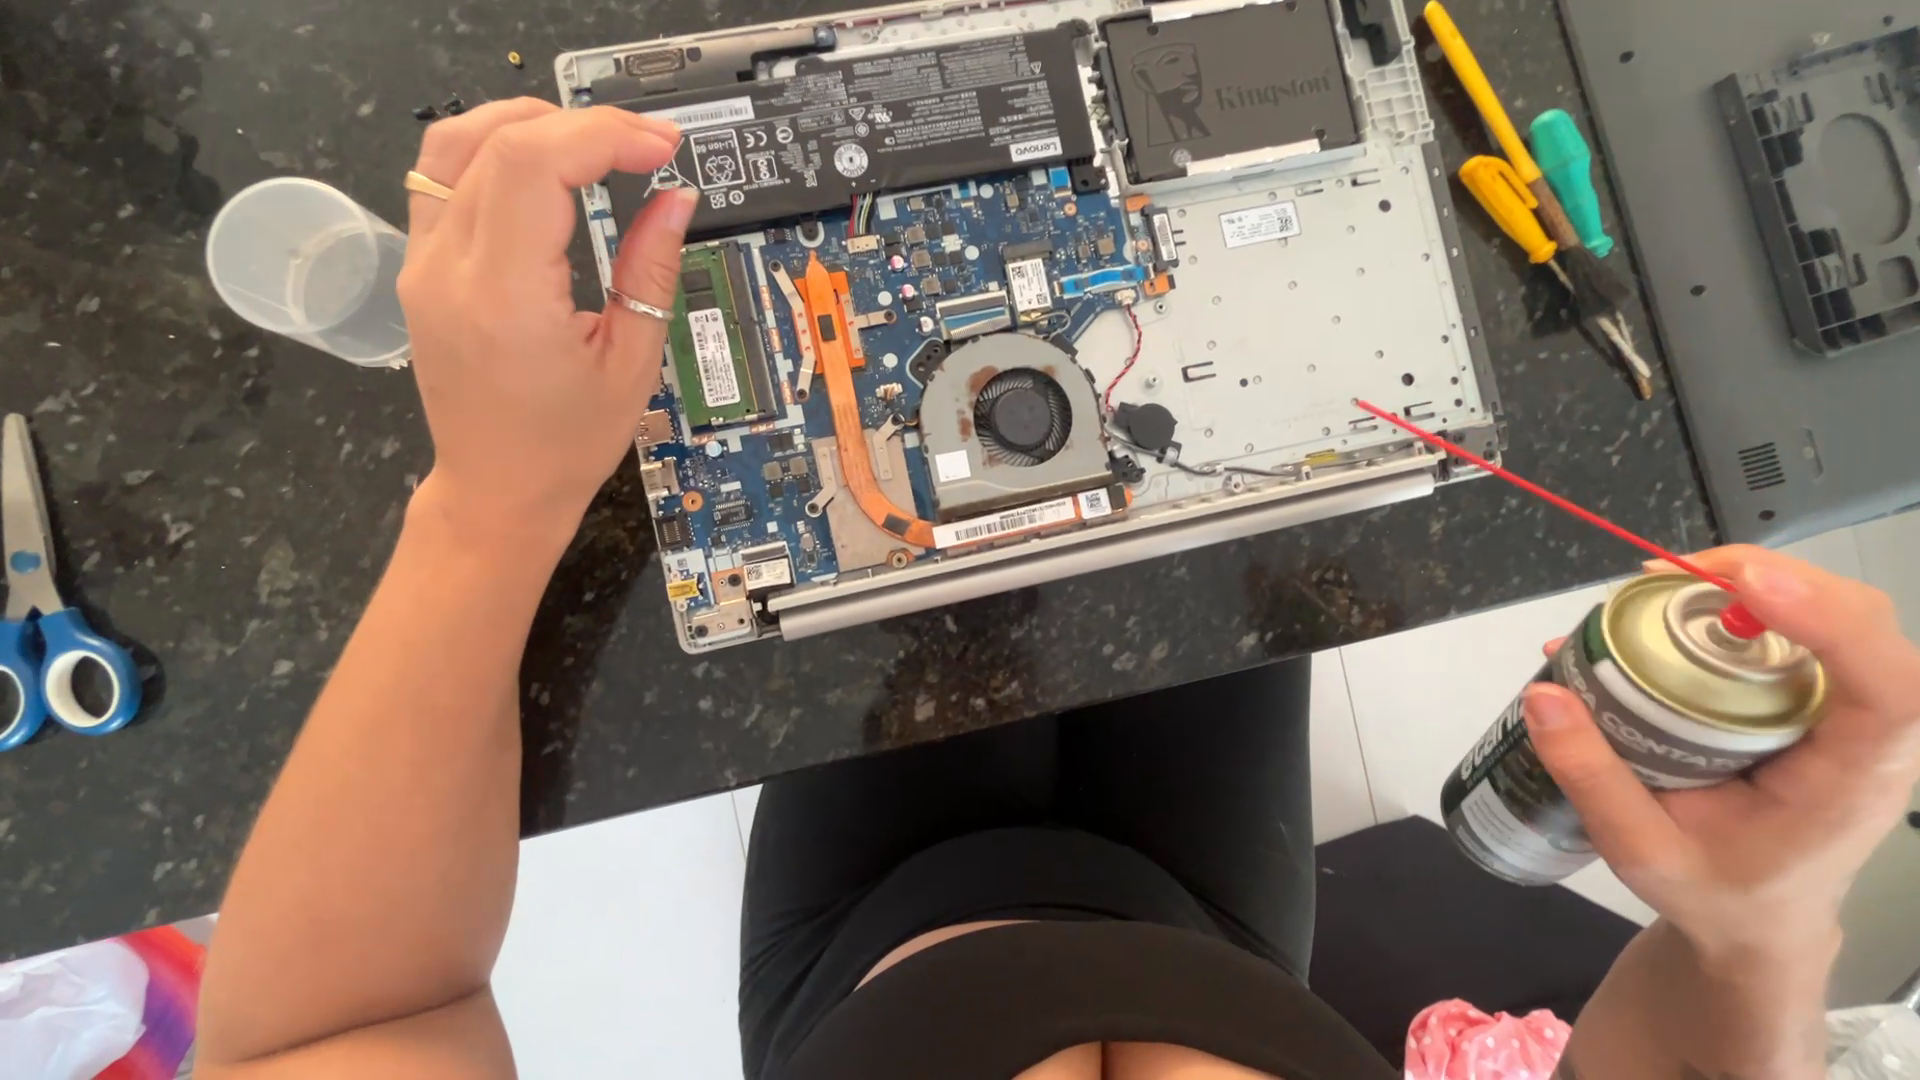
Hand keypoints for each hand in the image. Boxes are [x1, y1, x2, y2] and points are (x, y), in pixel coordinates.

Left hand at [395, 98, 699, 538]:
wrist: (498, 487)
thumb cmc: (570, 442)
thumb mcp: (632, 365)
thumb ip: (650, 271)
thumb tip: (675, 199)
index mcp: (507, 297)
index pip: (536, 166)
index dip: (605, 136)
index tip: (663, 146)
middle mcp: (449, 267)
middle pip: (497, 140)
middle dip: (581, 125)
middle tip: (646, 144)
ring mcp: (422, 262)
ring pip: (455, 142)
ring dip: (529, 123)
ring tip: (595, 143)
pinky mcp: (419, 265)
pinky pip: (442, 177)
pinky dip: (495, 150)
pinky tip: (543, 168)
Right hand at [1525, 546, 1919, 959]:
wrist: (1756, 919)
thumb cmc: (1714, 892)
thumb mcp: (1639, 848)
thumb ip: (1592, 777)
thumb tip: (1543, 692)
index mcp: (1848, 782)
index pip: (1887, 692)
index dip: (1827, 624)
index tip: (1745, 585)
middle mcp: (1862, 738)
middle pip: (1863, 627)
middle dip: (1774, 579)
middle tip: (1666, 576)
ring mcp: (1836, 716)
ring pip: (1829, 619)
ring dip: (1748, 586)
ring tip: (1652, 589)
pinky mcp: (1802, 705)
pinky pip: (1786, 637)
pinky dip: (1729, 607)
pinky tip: (1659, 615)